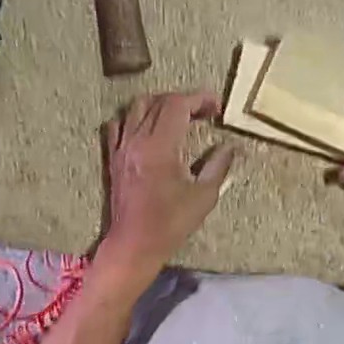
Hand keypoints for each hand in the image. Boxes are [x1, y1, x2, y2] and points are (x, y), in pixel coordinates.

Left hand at [100, 91, 234, 274]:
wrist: (134, 244)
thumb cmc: (172, 223)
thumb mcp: (204, 195)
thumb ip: (218, 165)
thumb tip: (230, 146)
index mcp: (160, 147)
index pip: (178, 105)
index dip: (200, 99)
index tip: (217, 107)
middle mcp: (137, 141)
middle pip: (159, 101)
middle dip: (185, 100)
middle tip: (205, 113)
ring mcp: (121, 147)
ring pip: (137, 107)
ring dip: (160, 105)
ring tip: (179, 117)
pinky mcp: (113, 157)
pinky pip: (119, 124)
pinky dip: (135, 118)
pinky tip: (150, 129)